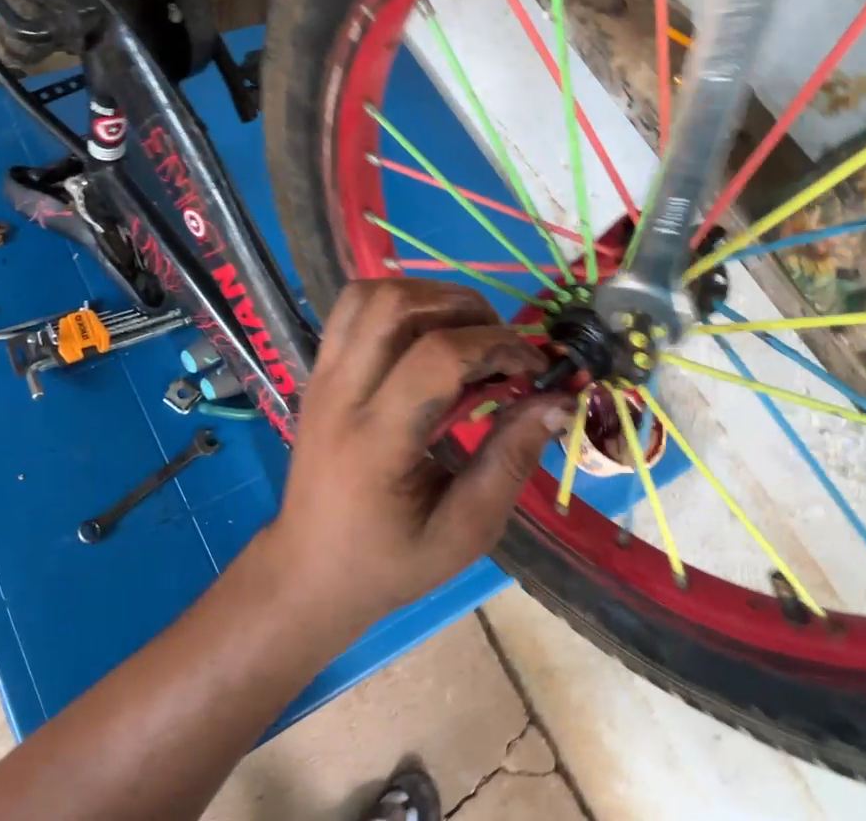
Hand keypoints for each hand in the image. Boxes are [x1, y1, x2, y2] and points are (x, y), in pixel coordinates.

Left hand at [266, 279, 574, 628]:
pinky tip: (428, 338)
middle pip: (396, 305)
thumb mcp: (464, 532)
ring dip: (428, 296)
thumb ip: (510, 461)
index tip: (534, 369)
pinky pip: (351, 311)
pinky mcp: (316, 374)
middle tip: (502, 345)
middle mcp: (339, 394)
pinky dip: (397, 305)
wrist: (308, 570)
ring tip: (467, 334)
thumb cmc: (389, 563)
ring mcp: (320, 378)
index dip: (497, 345)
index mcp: (375, 441)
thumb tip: (557, 400)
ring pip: (368, 295)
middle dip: (464, 307)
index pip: (436, 355)